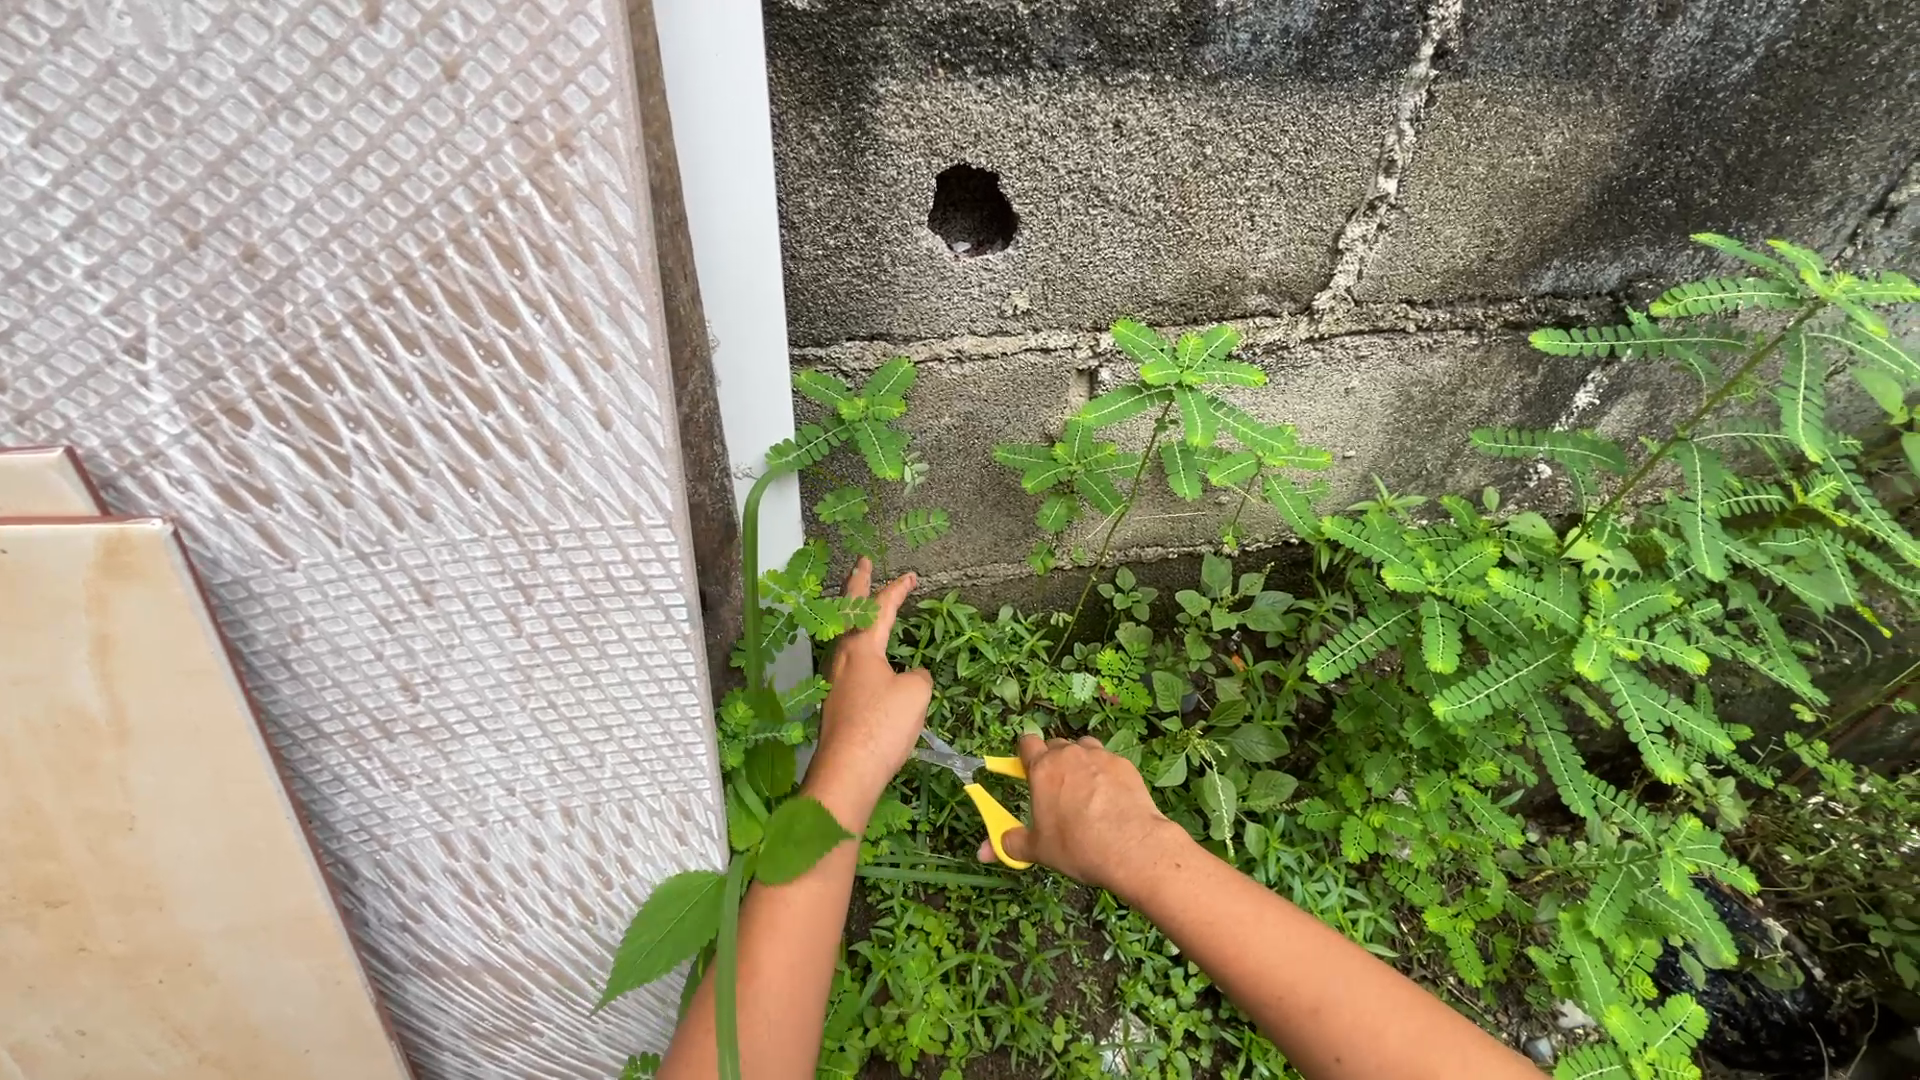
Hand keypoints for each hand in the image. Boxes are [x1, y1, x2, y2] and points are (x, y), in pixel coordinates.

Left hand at [802, 558, 931, 829]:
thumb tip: (909, 678)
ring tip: (862, 609)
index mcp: (861, 647)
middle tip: (860, 564)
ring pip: (845, 638)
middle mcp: (842, 658)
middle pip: (849, 613)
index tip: (910, 575)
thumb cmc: (882, 726)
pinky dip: (858, 648)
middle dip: (857, 586)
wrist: (848, 772)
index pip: (880, 608)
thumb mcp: (915, 693)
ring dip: (855, 618)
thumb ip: (918, 677)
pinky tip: (867, 664)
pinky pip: (849, 663)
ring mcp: (835, 681)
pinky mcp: (836, 704)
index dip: (896, 589)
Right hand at [981, 734, 1187, 893]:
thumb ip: (1010, 843)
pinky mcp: (1124, 765)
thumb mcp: (1039, 849)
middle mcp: (1069, 754)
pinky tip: (1111, 798)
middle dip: (1053, 761)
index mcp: (1042, 768)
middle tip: (1057, 791)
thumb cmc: (1077, 846)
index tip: (1028, 771)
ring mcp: (1099, 756)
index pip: (1026, 742)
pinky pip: (1108, 762)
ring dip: (1080, 762)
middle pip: (1055, 745)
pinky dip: (1106, 774)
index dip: (1026, 754)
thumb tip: (983, 852)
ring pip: (1083, 748)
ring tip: (1085, 792)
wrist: (1132, 847)